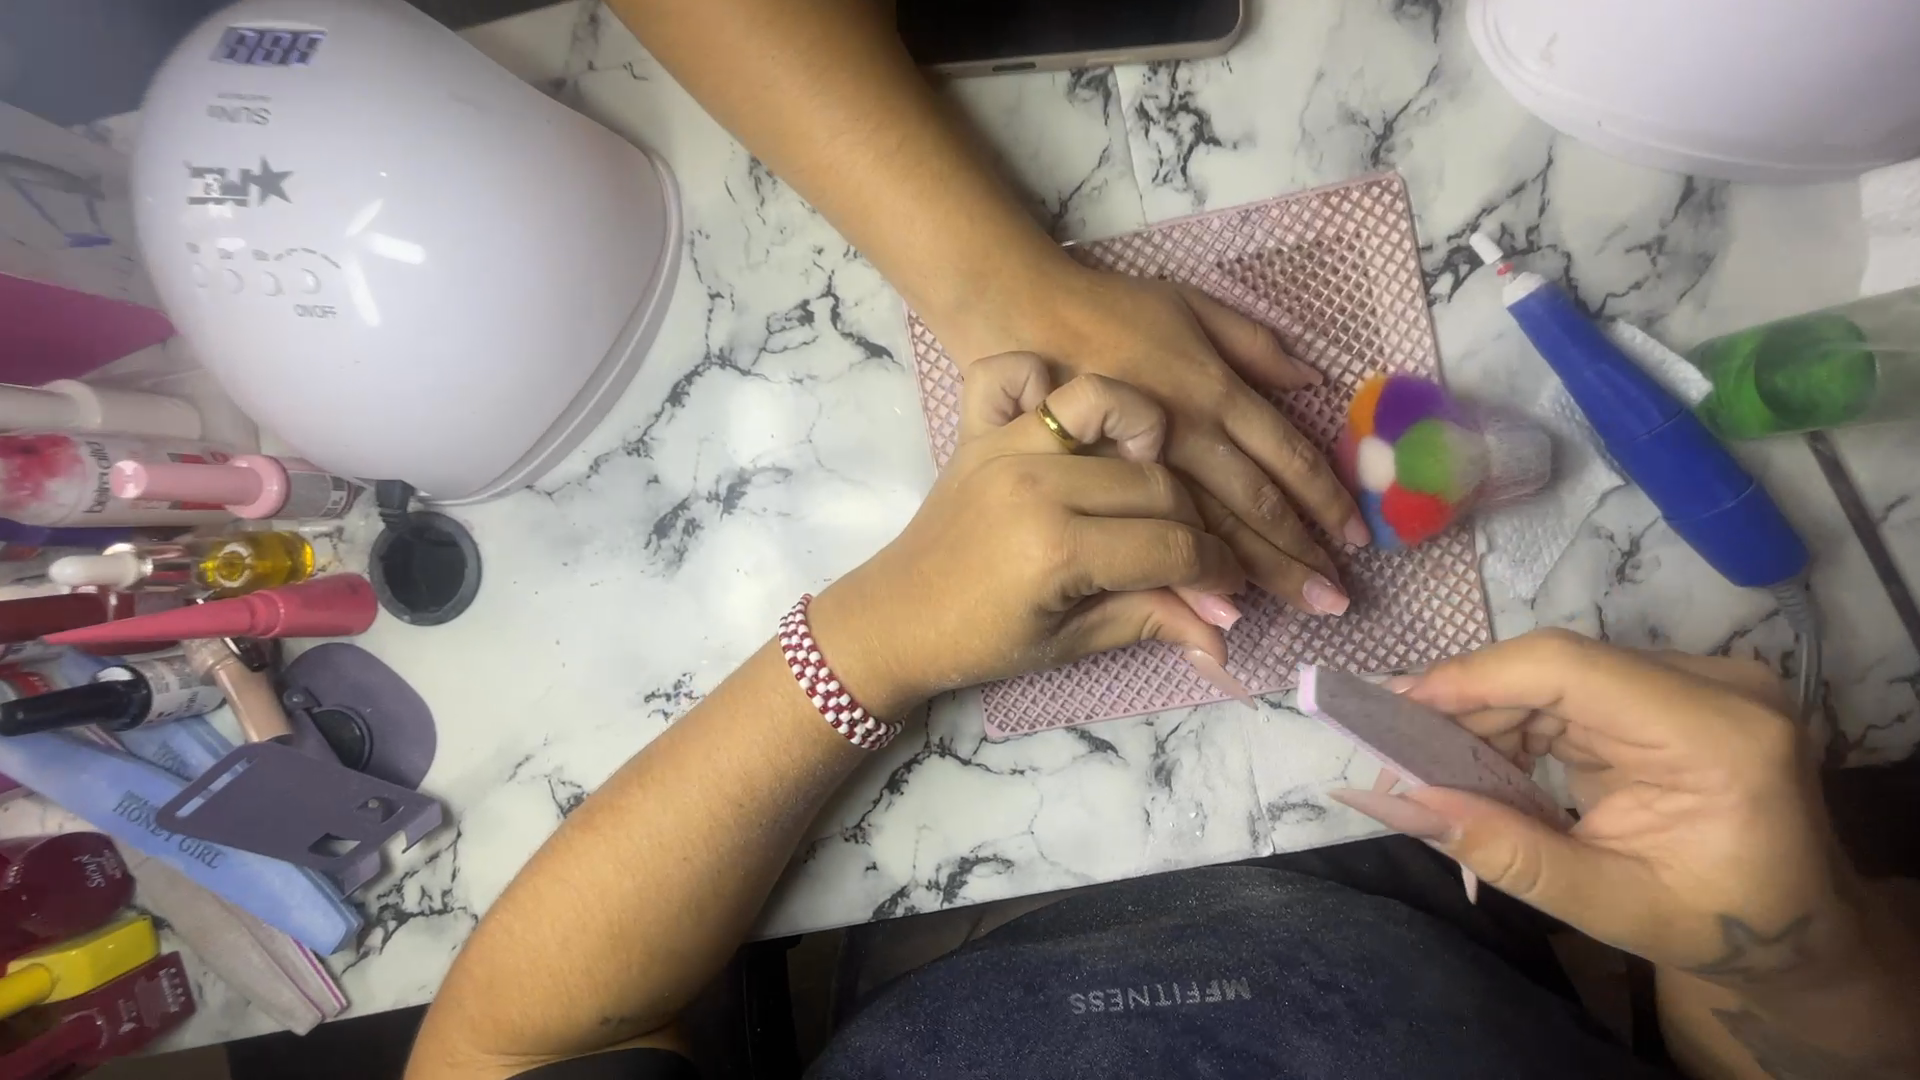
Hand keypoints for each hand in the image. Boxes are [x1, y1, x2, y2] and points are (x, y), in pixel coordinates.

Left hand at [810, 353, 1246, 716]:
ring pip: (1111, 410)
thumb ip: (1150, 622)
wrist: (894, 618)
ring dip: (1146, 436)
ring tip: (1154, 476)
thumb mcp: (1068, 642)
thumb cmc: (980, 641)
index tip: (1229, 588)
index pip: (1173, 546)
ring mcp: (1005, 445)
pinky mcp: (979, 428)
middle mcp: (1037, 482)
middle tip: (1204, 553)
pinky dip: (1044, 376)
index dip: (1216, 571)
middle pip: (1157, 482)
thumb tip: (1228, 638)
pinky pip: (1016, 372)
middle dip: (1199, 524)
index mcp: (1058, 548)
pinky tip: (1070, 418)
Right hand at [939, 264, 1364, 617]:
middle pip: (1256, 508)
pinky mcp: (1093, 491)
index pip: (1287, 459)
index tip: (1356, 541)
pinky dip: (1183, 573)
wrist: (1018, 319)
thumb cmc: (1105, 310)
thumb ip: (1250, 341)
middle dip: (1299, 557)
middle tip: (1335, 602)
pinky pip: (1146, 539)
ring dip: (1254, 573)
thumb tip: (1311, 380)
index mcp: (1213, 391)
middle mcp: (1187, 437)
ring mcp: (1138, 469)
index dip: (1325, 502)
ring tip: (1291, 608)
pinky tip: (1209, 602)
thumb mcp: (1186, 303)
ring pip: (1208, 532)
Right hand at [1331, 630, 1864, 988]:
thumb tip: (1396, 803)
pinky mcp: (1660, 686)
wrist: (1801, 925)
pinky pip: (1556, 684)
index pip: (1565, 668)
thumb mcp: (1609, 906)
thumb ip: (1504, 853)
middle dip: (1464, 702)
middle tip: (1398, 743)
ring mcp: (1687, 679)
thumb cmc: (1720, 926)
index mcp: (1717, 736)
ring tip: (1437, 758)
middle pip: (1546, 665)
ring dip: (1480, 711)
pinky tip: (1485, 755)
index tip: (1394, 706)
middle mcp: (1709, 686)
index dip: (1469, 677)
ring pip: (1541, 670)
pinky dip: (1507, 717)